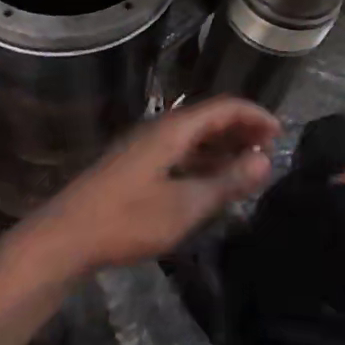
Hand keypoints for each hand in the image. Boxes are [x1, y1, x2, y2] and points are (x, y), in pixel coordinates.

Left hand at [17, 98, 280, 277]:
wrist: (64, 237)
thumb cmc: (127, 220)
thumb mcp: (184, 206)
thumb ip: (226, 182)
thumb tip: (265, 161)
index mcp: (173, 130)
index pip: (223, 107)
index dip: (254, 115)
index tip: (280, 131)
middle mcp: (160, 129)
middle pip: (209, 118)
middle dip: (241, 129)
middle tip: (269, 149)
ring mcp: (145, 147)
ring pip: (194, 136)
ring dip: (223, 146)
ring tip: (249, 164)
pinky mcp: (136, 165)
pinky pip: (180, 151)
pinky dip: (204, 160)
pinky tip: (213, 180)